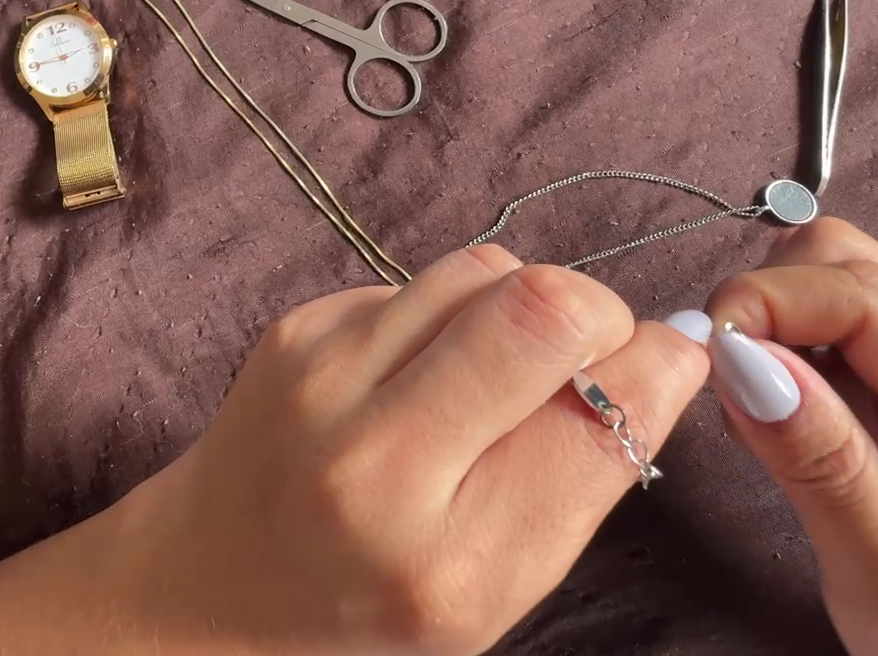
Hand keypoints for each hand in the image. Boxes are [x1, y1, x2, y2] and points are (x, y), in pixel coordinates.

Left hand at [0, 247, 708, 654]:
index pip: (593, 422)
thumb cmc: (360, 607)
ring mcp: (321, 371)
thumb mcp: (485, 591)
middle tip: (592, 342)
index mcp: (444, 563)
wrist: (208, 577)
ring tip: (497, 359)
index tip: (670, 353)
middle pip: (535, 306)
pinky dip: (450, 308)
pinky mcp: (295, 323)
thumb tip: (662, 353)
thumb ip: (573, 480)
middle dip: (594, 309)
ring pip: (480, 269)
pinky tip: (422, 362)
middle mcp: (375, 457)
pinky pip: (418, 280)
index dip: (655, 369)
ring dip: (520, 299)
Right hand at [704, 218, 877, 654]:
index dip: (769, 299)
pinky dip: (786, 345)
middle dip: (769, 299)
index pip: (874, 299)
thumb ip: (826, 470)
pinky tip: (782, 413)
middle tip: (730, 385)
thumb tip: (740, 354)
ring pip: (845, 280)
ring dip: (774, 320)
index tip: (703, 352)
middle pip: (860, 264)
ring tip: (757, 408)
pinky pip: (841, 328)